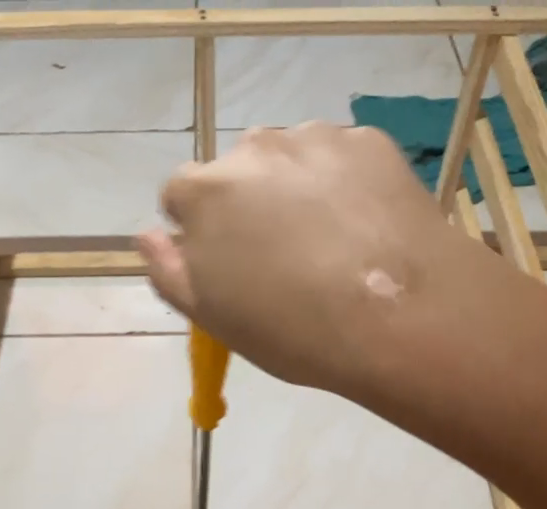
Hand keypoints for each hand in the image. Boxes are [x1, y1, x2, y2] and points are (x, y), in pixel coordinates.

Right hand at [136, 122, 467, 397]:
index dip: (201, 231)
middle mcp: (254, 148)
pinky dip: (344, 185)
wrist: (398, 316)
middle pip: (236, 171)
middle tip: (283, 260)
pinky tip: (364, 229)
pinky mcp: (367, 142)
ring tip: (328, 244)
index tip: (229, 265)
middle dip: (248, 204)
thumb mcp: (217, 318)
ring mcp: (314, 138)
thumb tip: (148, 237)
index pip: (180, 195)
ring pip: (289, 160)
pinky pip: (341, 159)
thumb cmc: (294, 331)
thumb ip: (171, 272)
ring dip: (295, 189)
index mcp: (205, 193)